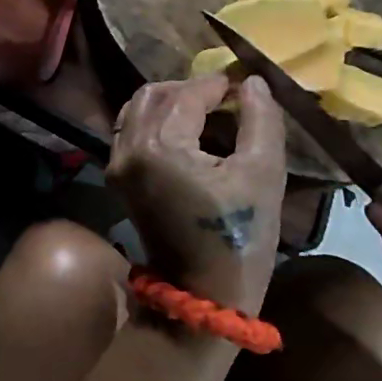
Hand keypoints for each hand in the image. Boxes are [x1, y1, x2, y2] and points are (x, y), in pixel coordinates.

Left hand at [107, 75, 285, 312]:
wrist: (202, 298)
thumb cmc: (238, 238)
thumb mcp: (263, 174)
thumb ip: (260, 120)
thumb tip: (253, 83)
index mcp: (161, 146)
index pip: (188, 94)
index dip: (218, 83)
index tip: (244, 83)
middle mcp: (129, 149)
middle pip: (154, 94)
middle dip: (190, 88)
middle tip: (225, 97)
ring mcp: (118, 166)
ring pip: (138, 110)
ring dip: (171, 102)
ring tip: (207, 112)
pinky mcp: (119, 180)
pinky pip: (132, 132)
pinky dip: (156, 121)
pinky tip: (187, 133)